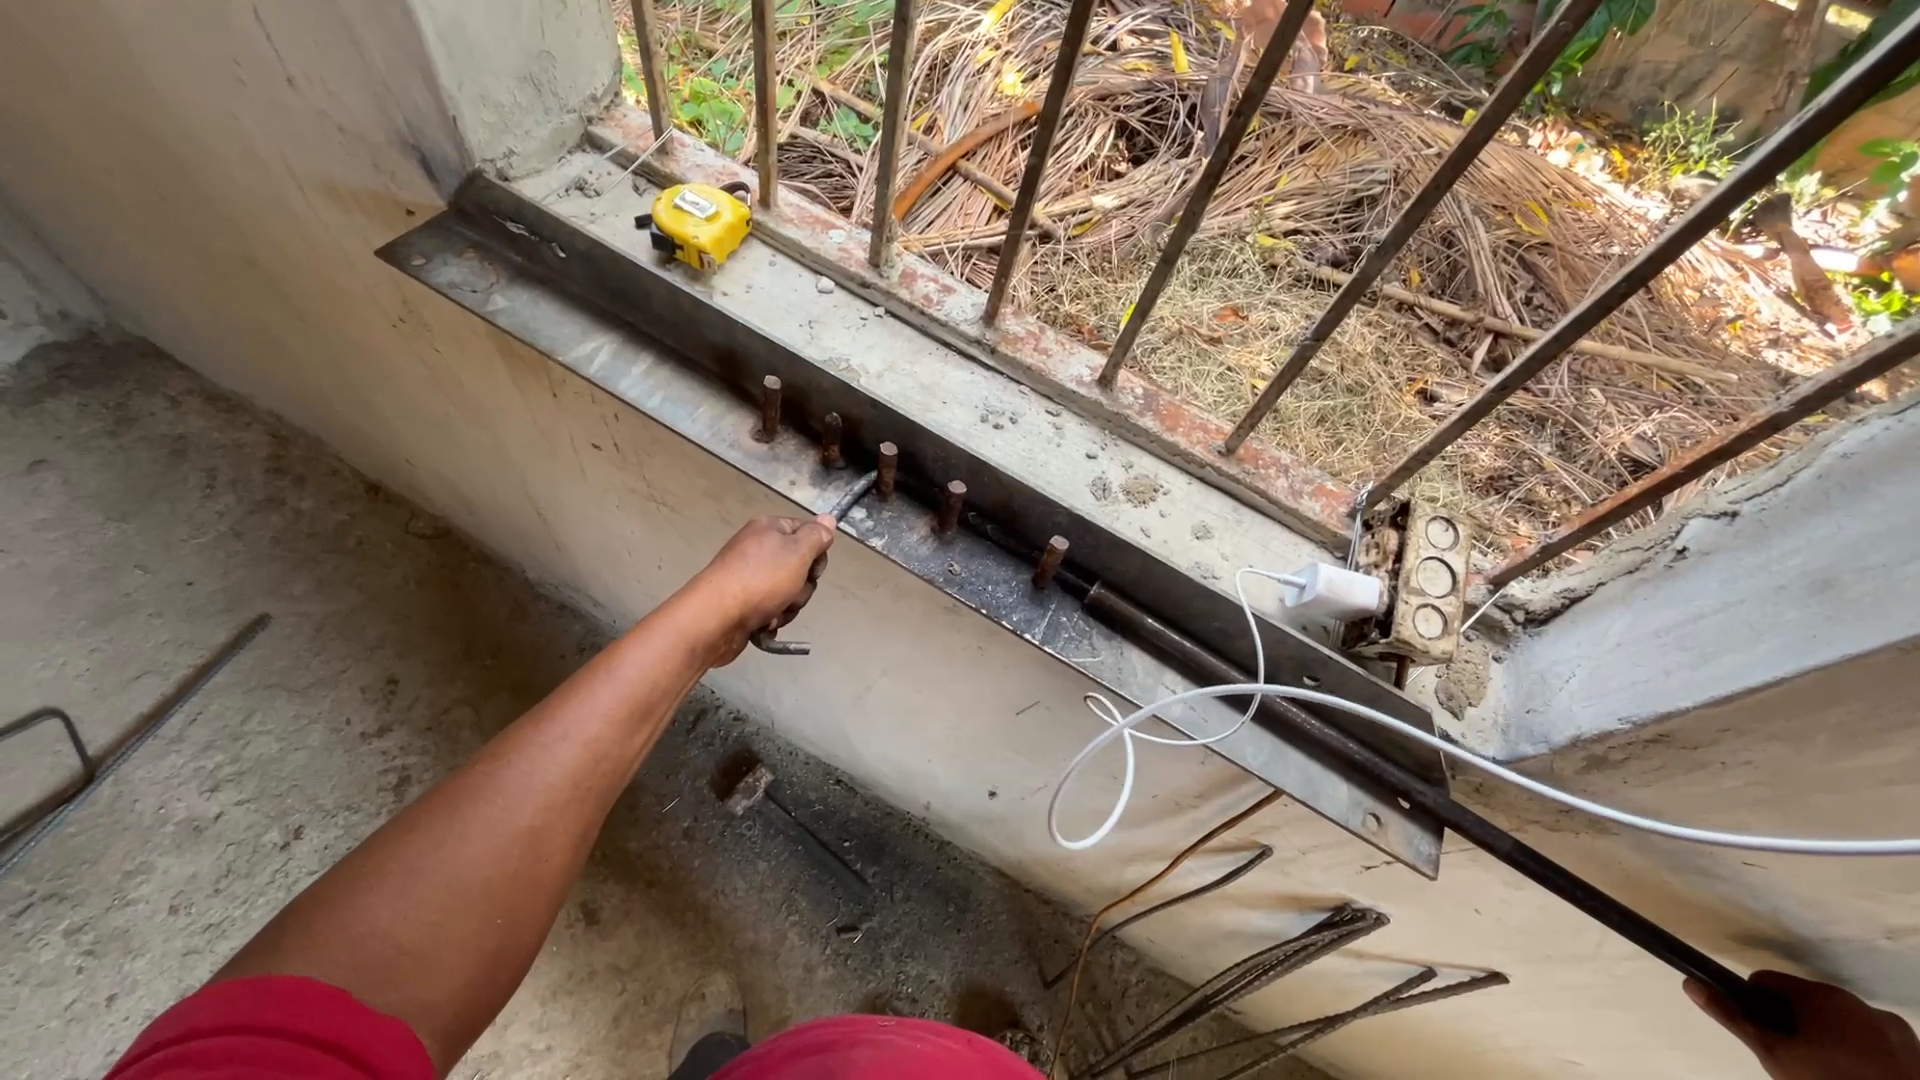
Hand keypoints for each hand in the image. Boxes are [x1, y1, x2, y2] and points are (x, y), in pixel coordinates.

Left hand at [679, 515, 836, 663]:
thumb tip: (828, 518)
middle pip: (801, 565)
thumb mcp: (797, 552)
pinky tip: (764, 623)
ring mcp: (752, 577)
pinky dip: (774, 617)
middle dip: (802, 585)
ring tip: (774, 610)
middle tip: (790, 590)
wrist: (716, 619)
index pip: (807, 532)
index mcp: (769, 529)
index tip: (812, 567)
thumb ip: (817, 535)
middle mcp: (759, 549)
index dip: (817, 552)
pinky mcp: (747, 603)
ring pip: (791, 591)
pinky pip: (774, 608)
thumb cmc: (760, 580)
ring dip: (789, 605)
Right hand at [1688, 972, 1919, 1078]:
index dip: (1755, 1004)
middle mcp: (1860, 1003)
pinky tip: (1858, 1076)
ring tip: (1828, 1071)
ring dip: (1829, 1038)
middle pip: (1806, 1001)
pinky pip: (1875, 1042)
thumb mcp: (1773, 1053)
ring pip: (1842, 1022)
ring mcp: (1897, 1030)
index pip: (1767, 981)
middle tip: (1793, 1056)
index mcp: (1823, 996)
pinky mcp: (1918, 1054)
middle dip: (1794, 1023)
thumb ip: (1733, 1016)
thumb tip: (1690, 983)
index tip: (1763, 1032)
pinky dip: (1862, 1054)